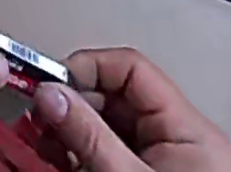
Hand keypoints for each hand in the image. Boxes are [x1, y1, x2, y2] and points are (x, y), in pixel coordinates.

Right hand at [30, 48, 230, 171]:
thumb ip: (89, 135)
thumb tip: (48, 91)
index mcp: (189, 131)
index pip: (129, 68)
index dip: (87, 68)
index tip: (52, 87)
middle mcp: (180, 141)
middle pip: (115, 95)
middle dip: (74, 105)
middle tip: (42, 123)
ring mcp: (166, 165)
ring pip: (108, 125)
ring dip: (73, 131)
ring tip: (50, 150)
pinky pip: (111, 152)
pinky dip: (83, 155)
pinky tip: (64, 165)